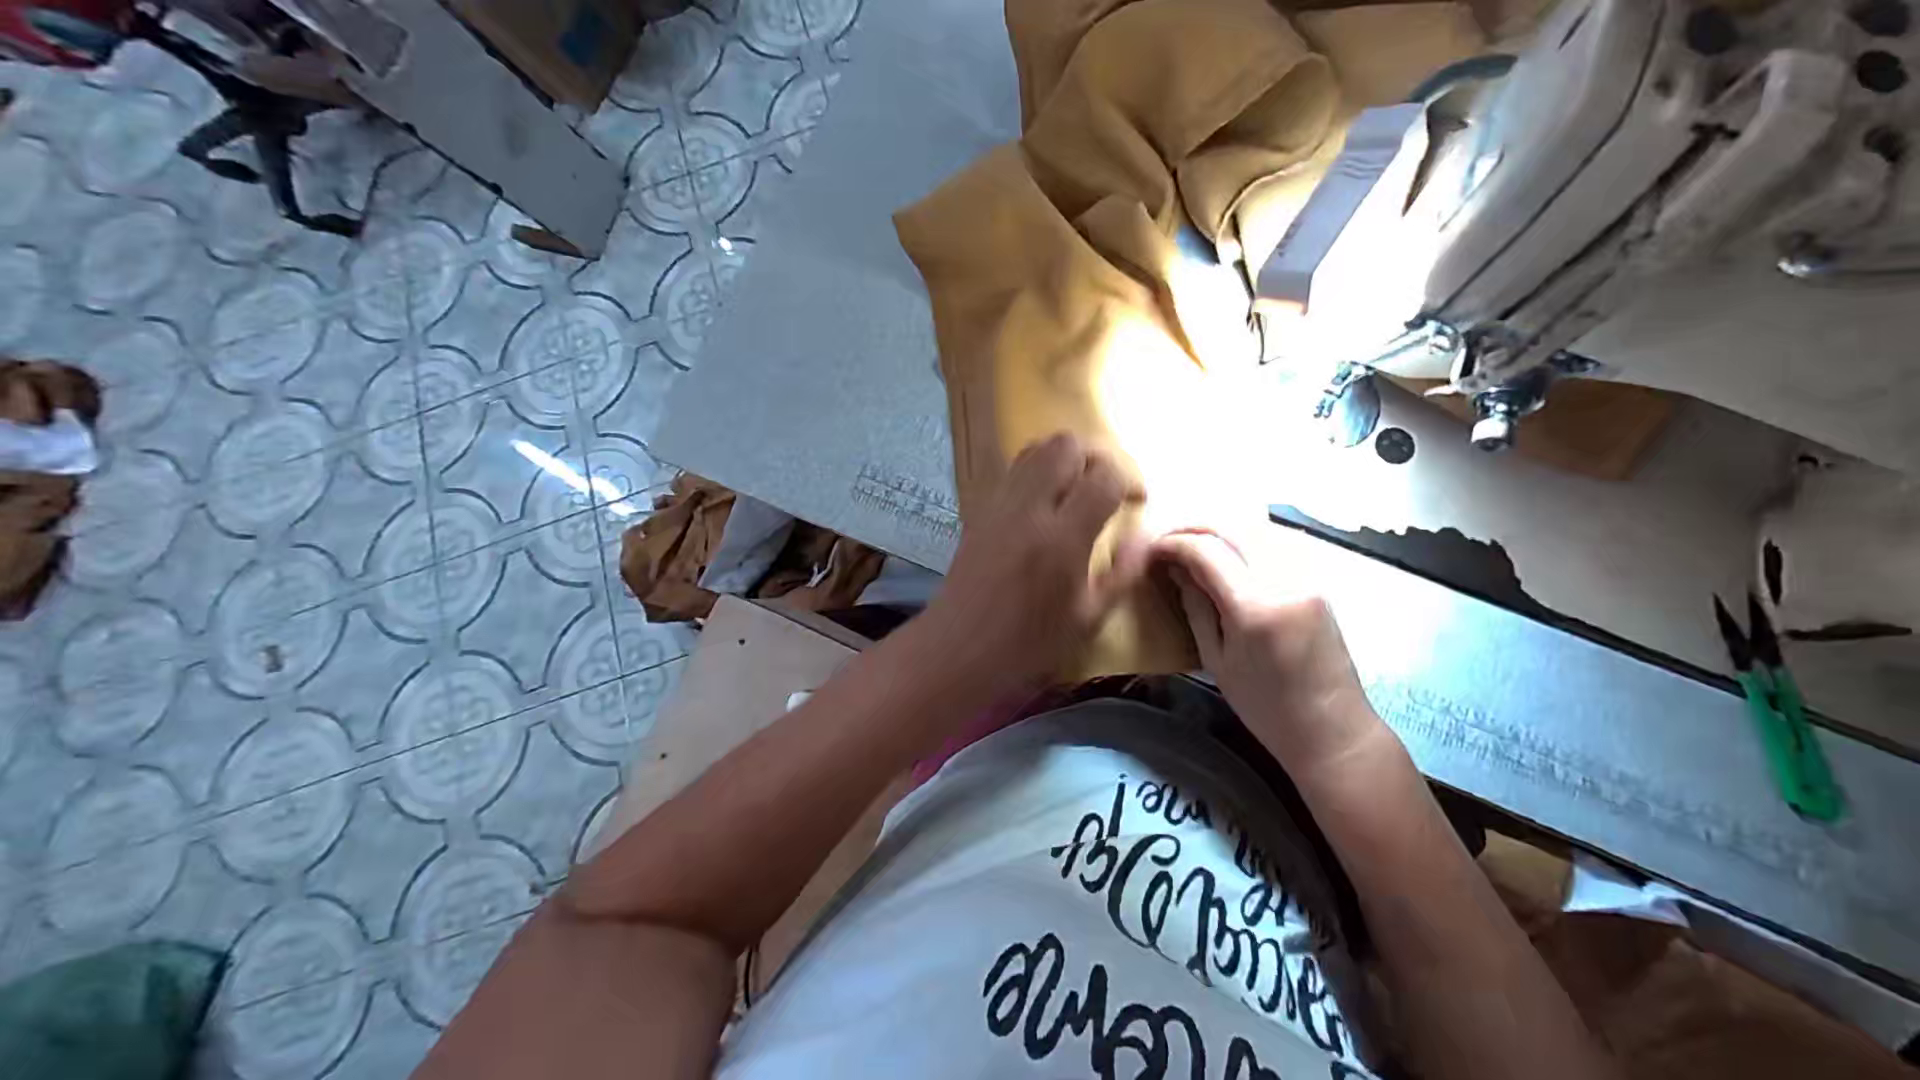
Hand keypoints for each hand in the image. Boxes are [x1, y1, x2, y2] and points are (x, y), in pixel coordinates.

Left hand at [919, 433, 1147, 695]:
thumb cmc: (1029, 644)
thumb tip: (1146, 534)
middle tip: (1106, 486)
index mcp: (1063, 538)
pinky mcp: (979, 509)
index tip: (1135, 500)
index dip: (1129, 479)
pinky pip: (1012, 469)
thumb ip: (1123, 572)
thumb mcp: (1089, 618)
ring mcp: (999, 505)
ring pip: (1036, 448)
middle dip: (1096, 456)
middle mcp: (1029, 509)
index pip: (1104, 476)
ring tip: (1077, 489)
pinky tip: (1044, 502)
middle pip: (1066, 444)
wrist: (958, 648)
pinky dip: (1036, 470)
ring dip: (1064, 457)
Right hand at [1155, 530, 1385, 773]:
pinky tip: (1229, 550)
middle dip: (1194, 528)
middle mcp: (1286, 582)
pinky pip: (1277, 543)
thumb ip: (1196, 606)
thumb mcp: (1216, 660)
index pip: (1207, 551)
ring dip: (1220, 529)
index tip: (1152, 551)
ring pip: (1257, 528)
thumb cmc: (1265, 707)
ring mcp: (1309, 577)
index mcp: (1256, 609)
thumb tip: (1176, 568)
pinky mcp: (1319, 581)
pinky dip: (1246, 538)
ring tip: (1193, 543)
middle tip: (1167, 540)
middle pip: (1233, 528)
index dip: (1173, 544)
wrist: (1332, 728)